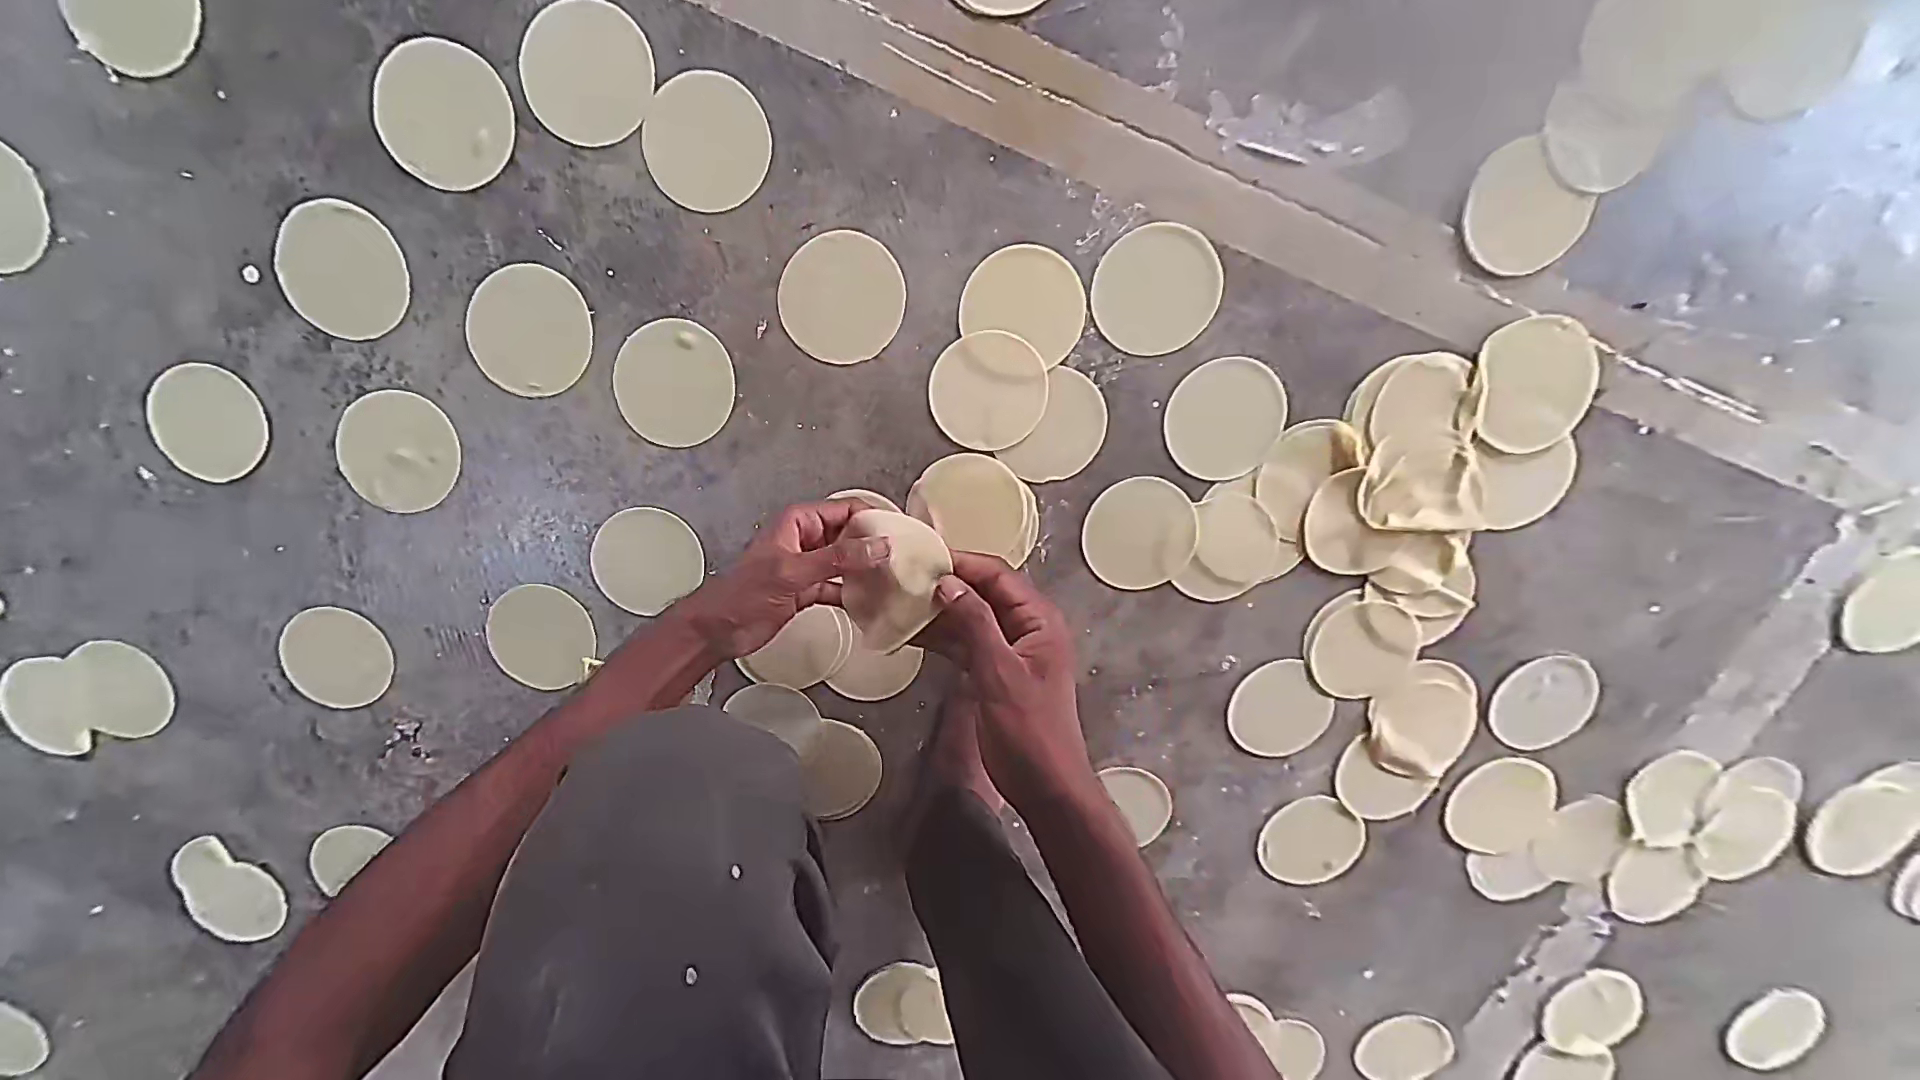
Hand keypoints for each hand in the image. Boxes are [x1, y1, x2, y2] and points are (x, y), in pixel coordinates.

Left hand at [669, 500, 889, 660]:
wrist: (718, 630)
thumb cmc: (743, 593)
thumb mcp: (793, 571)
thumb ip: (838, 559)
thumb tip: (878, 546)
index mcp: (800, 522)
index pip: (846, 509)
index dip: (873, 518)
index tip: (899, 532)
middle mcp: (807, 539)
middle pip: (850, 535)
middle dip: (874, 545)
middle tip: (903, 558)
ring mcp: (808, 565)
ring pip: (847, 561)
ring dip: (867, 570)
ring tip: (894, 578)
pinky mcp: (808, 589)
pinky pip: (839, 585)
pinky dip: (854, 592)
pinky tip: (871, 601)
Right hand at [917, 552, 1090, 807]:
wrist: (1046, 785)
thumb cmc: (1030, 729)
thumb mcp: (1000, 672)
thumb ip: (975, 623)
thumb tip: (947, 582)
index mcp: (1039, 620)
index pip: (999, 575)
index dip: (963, 563)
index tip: (924, 557)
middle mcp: (1026, 627)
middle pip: (984, 592)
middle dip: (948, 584)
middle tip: (905, 576)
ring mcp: (1010, 649)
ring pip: (971, 617)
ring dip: (940, 611)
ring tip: (900, 600)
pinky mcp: (994, 670)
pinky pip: (966, 642)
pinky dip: (942, 637)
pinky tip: (911, 633)